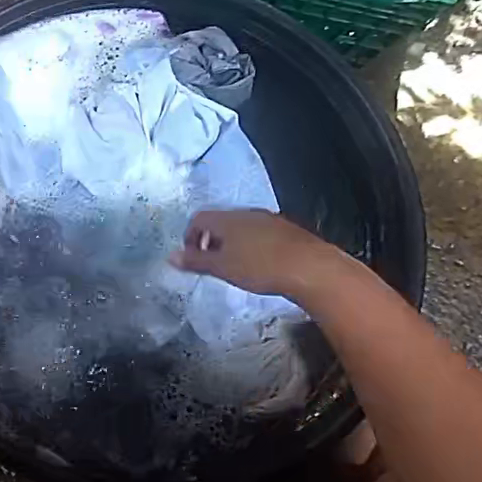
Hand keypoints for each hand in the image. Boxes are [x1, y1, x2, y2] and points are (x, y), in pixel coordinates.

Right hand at [169, 209, 345, 298]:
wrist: (310, 268)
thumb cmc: (259, 267)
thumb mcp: (222, 267)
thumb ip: (195, 261)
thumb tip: (170, 257)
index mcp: (226, 219)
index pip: (198, 219)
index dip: (190, 237)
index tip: (191, 257)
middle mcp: (246, 213)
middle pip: (219, 221)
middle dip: (210, 241)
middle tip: (211, 263)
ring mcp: (268, 219)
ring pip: (240, 226)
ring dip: (231, 243)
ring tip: (234, 266)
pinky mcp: (286, 230)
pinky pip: (259, 232)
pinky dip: (251, 245)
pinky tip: (259, 264)